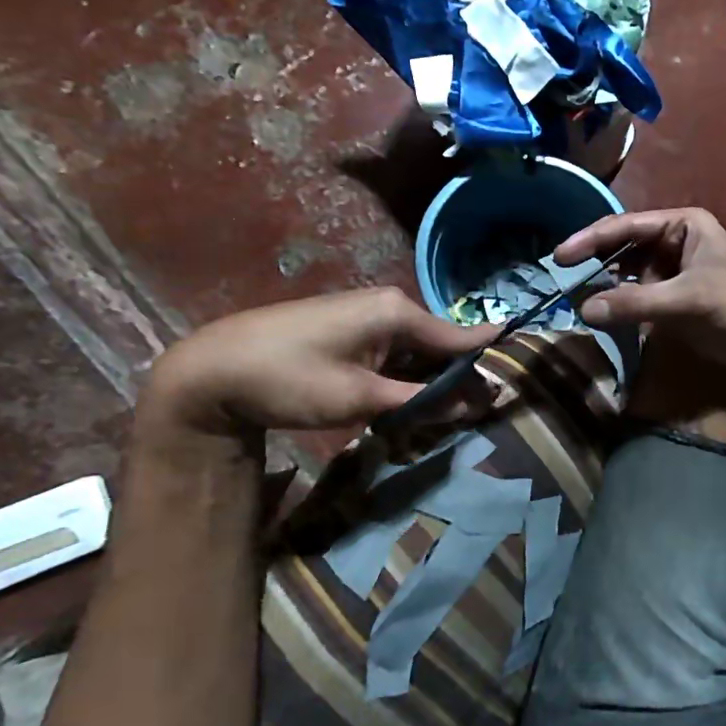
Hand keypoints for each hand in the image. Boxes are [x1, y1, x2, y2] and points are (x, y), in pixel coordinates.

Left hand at [140, 288, 493, 437]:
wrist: (211, 370)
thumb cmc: (290, 380)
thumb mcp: (360, 398)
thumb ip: (421, 400)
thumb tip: (474, 403)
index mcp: (397, 311)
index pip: (462, 338)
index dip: (488, 365)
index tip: (513, 390)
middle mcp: (389, 306)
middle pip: (440, 346)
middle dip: (457, 381)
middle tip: (473, 419)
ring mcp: (368, 317)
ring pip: (418, 352)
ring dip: (429, 384)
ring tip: (445, 419)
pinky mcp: (351, 332)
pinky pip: (394, 354)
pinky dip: (404, 379)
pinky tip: (408, 406)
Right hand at [554, 208, 725, 366]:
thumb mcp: (685, 299)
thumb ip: (635, 303)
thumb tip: (584, 310)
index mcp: (682, 224)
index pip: (627, 226)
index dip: (591, 239)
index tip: (560, 257)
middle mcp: (673, 241)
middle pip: (623, 246)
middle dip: (595, 261)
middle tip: (562, 276)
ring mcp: (670, 269)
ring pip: (626, 271)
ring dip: (604, 284)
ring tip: (577, 297)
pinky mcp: (669, 295)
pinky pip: (634, 293)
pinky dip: (617, 302)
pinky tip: (599, 311)